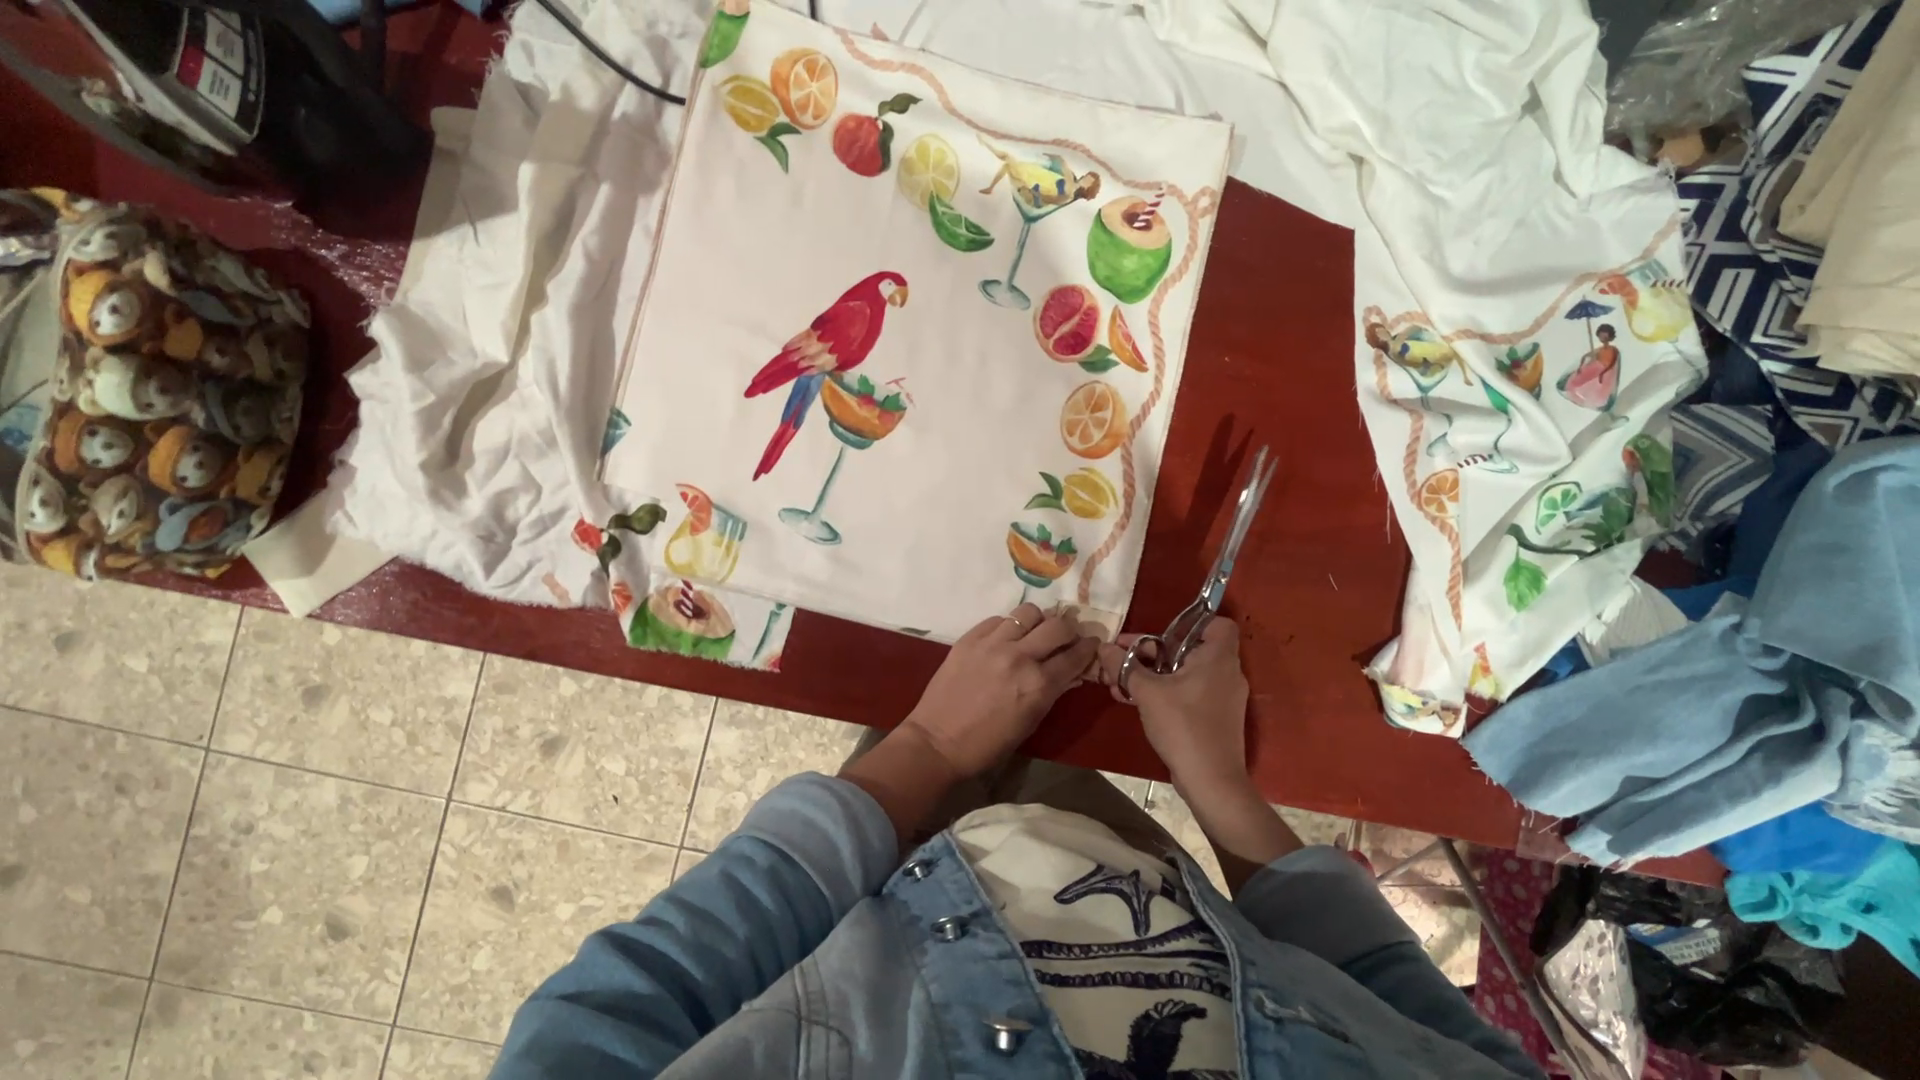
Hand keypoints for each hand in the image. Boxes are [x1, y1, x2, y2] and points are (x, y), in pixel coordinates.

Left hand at [901, 602, 1099, 777]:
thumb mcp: (1031, 722)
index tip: (1091, 644)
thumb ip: (1053, 692)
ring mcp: (992, 644)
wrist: (938, 741)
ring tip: (1034, 632)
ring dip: (1038, 621)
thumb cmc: (989, 743)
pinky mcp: (969, 638)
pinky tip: (1006, 638)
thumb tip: (1072, 673)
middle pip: (1057, 625)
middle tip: (1066, 637)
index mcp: (1039, 684)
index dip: (1088, 648)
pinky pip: (998, 619)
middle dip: (1069, 630)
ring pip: (1028, 613)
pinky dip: (1008, 625)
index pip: (1075, 655)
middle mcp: (1019, 657)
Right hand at [1097, 618, 1250, 790]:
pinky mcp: (1215, 718)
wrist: (1210, 780)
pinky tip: (1134, 701)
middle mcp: (1226, 673)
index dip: (1192, 623)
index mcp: (1218, 658)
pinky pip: (1188, 694)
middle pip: (1191, 649)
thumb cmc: (1183, 725)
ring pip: (1186, 674)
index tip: (1161, 633)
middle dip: (1154, 652)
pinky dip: (1165, 693)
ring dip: (1153, 675)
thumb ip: (1125, 666)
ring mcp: (1223, 698)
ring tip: (1120, 683)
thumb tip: (1104, 647)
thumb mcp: (1147, 692)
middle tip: (1125, 659)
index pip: (1218, 624)